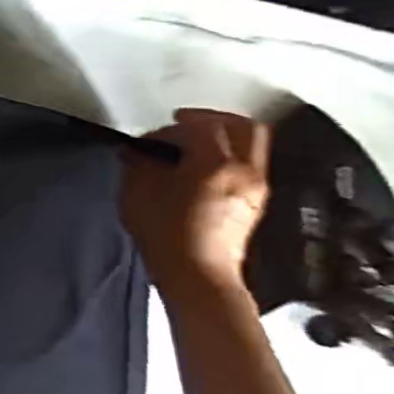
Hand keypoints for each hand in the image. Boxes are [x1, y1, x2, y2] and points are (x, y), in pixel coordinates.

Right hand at [120, 108, 269, 296]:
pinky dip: (230, 157)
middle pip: (241, 125)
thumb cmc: (168, 238)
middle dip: (212, 118)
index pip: (199, 126)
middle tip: (185, 122)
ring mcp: (256, 187)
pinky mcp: (256, 202)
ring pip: (252, 143)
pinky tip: (205, 168)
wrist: (197, 274)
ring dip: (225, 136)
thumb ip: (138, 165)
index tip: (150, 139)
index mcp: (215, 164)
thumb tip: (138, 153)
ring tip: (196, 144)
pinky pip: (250, 164)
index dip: (171, 127)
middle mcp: (244, 171)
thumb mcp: (138, 194)